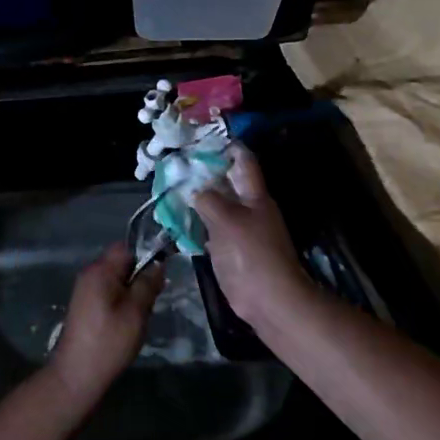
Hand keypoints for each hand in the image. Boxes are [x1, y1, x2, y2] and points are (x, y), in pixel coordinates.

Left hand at [48, 243, 163, 401]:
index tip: (161, 272)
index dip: (146, 254)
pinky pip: (108, 292)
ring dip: (132, 290)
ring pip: (117, 279)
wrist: (76, 374)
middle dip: (140, 275)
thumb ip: (148, 284)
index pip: (126, 247)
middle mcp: (89, 274)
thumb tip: (158, 264)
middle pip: (121, 262)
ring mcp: (85, 290)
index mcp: (100, 270)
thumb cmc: (109, 341)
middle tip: (154, 297)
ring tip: (142, 312)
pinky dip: (122, 300)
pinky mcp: (85, 305)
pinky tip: (129, 321)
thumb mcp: (136, 311)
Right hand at [192, 145, 310, 322]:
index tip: (200, 140)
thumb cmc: (252, 254)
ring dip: (197, 199)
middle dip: (203, 174)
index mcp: (255, 196)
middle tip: (175, 165)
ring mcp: (240, 230)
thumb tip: (194, 190)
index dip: (226, 147)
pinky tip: (177, 220)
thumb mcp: (227, 220)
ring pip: (216, 206)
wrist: (268, 299)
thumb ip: (209, 200)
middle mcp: (248, 208)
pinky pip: (211, 229)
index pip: (243, 161)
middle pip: (226, 183)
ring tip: (170, 189)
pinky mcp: (231, 249)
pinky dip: (196, 224)